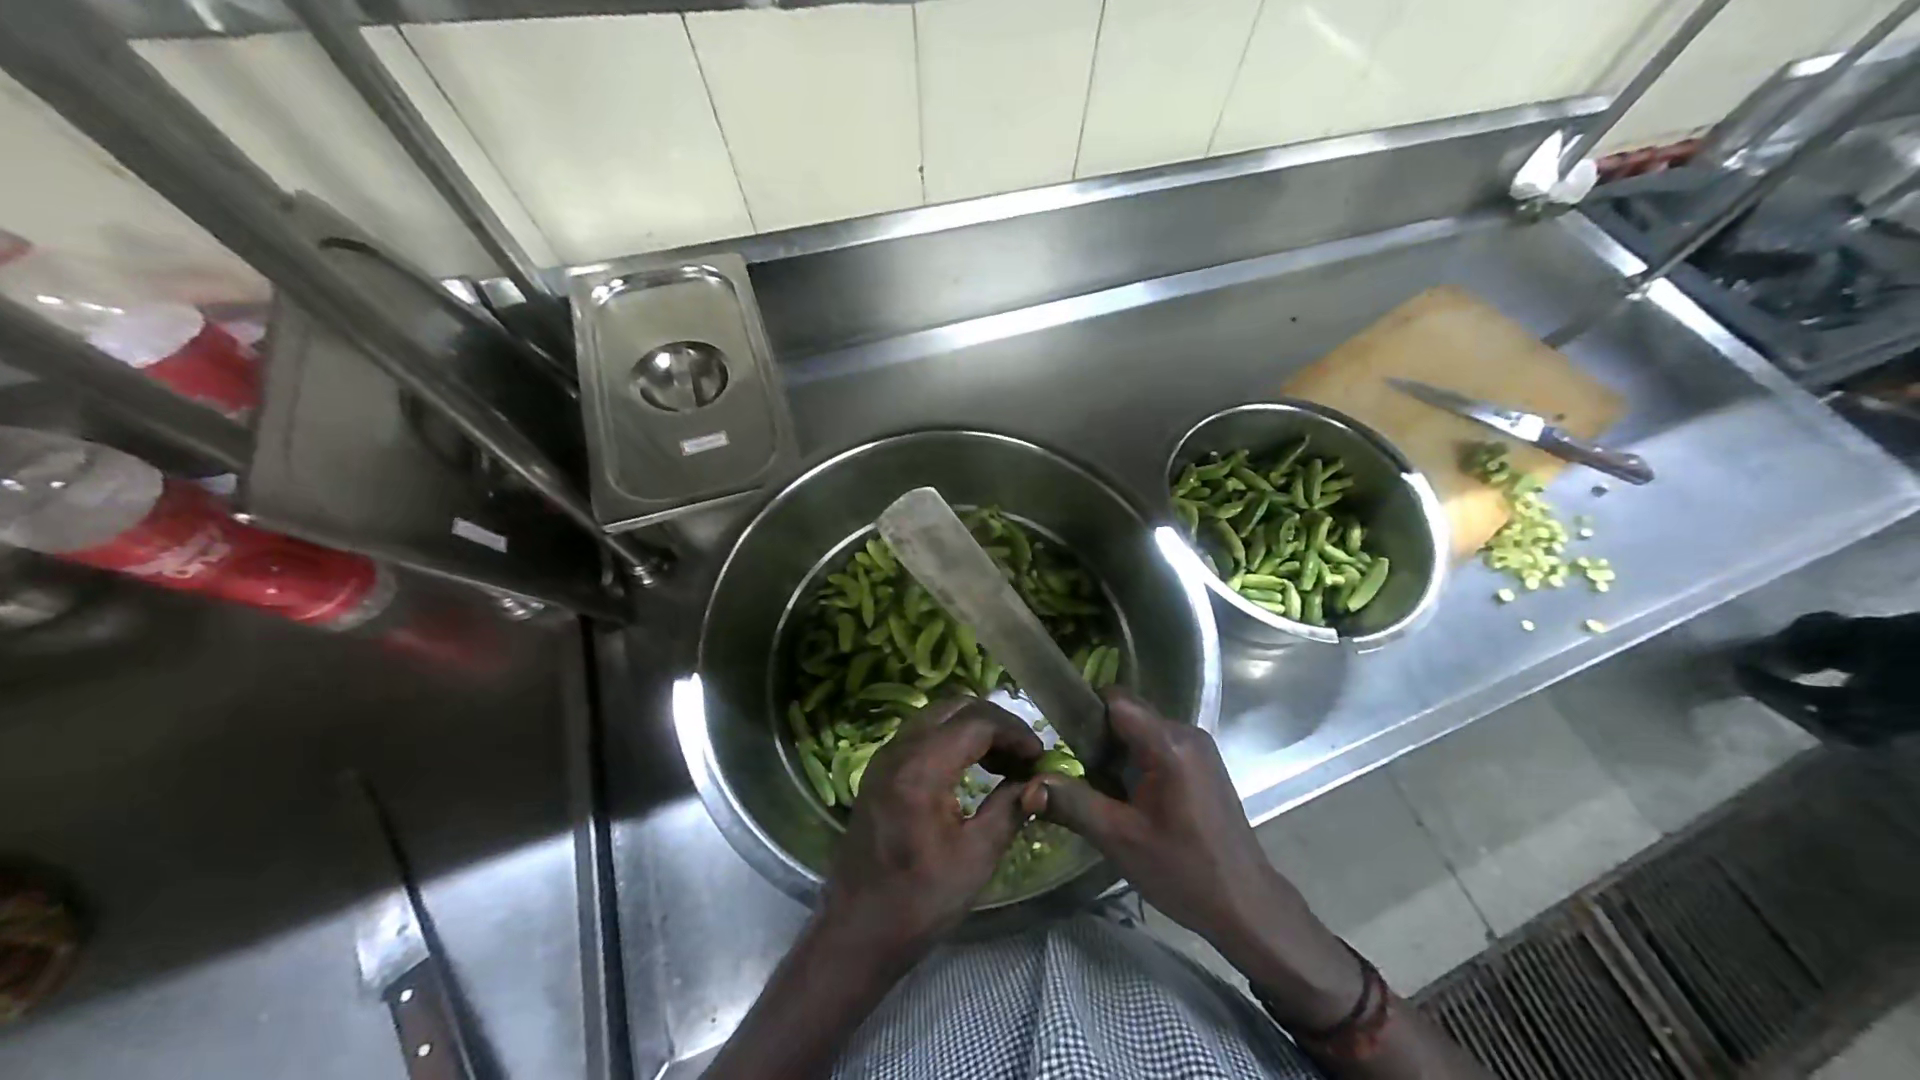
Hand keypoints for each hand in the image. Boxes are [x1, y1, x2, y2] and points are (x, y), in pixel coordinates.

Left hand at [818, 697, 1042, 960]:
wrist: (856, 931)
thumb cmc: (919, 901)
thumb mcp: (976, 857)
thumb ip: (1010, 808)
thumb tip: (1040, 782)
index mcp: (920, 770)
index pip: (976, 723)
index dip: (1014, 733)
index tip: (1040, 756)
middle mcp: (897, 751)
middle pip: (954, 708)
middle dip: (995, 722)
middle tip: (1024, 753)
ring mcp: (883, 759)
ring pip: (936, 716)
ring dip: (972, 727)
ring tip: (1004, 760)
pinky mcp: (878, 771)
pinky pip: (921, 734)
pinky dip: (950, 738)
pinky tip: (972, 767)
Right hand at [1027, 689, 1362, 1028]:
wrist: (1246, 907)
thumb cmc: (1183, 871)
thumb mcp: (1118, 838)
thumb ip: (1071, 803)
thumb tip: (1027, 786)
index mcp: (1169, 744)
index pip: (1116, 699)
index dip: (1084, 710)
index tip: (1059, 736)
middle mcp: (1187, 734)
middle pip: (1127, 714)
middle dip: (1096, 736)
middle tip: (1071, 770)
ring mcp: (1199, 749)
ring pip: (1141, 731)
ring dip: (1115, 751)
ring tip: (1095, 786)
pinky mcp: (1202, 765)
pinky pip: (1157, 746)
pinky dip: (1135, 761)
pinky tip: (1125, 796)